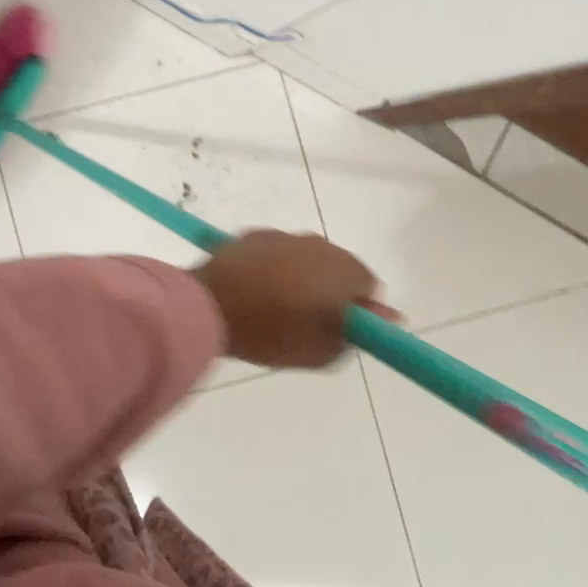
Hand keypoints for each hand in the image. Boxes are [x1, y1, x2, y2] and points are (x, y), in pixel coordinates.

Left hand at [191, 230, 395, 368]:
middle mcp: (317, 244)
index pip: (368, 286)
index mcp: (341, 270)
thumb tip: (382, 318)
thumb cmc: (268, 332)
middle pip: (337, 267)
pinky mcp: (252, 235)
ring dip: (302, 276)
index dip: (359, 308)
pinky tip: (256, 289)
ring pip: (306, 258)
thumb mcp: (321, 351)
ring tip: (277, 306)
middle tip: (308, 320)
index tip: (341, 328)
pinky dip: (274, 267)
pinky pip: (277, 252)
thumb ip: (356, 335)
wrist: (205, 305)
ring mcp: (282, 236)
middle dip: (330, 289)